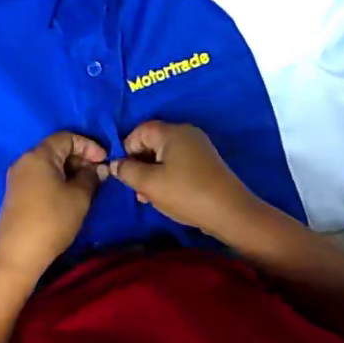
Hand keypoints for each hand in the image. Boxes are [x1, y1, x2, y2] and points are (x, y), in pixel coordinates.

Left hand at [0, 132, 108, 274]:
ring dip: (70, 170)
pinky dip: (57, 180)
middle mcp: (24, 160)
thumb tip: (99, 168)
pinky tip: (70, 195)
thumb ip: (92, 177)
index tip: (105, 160)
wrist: (19, 253)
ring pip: (48, 165)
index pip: (66, 137)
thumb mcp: (79, 197)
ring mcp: (17, 177)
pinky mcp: (16, 193)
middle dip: (80, 158)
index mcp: (38, 155)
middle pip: (56, 149)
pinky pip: (40, 177)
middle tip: (99, 174)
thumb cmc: (52, 220)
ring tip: (88, 185)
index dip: (89, 145)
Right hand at [110, 121, 273, 242]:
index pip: (139, 131)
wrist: (229, 211)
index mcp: (172, 132)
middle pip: (152, 142)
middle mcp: (186, 133)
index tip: (124, 172)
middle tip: (136, 188)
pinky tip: (165, 195)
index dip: (126, 149)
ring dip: (151, 173)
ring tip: (148, 196)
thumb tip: (114, 164)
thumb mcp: (149, 184)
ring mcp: (198, 148)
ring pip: (164, 155)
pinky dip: (167, 176)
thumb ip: (127, 171)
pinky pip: (178, 163)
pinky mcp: (205, 163)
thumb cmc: (185, 193)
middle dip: (139, 163)